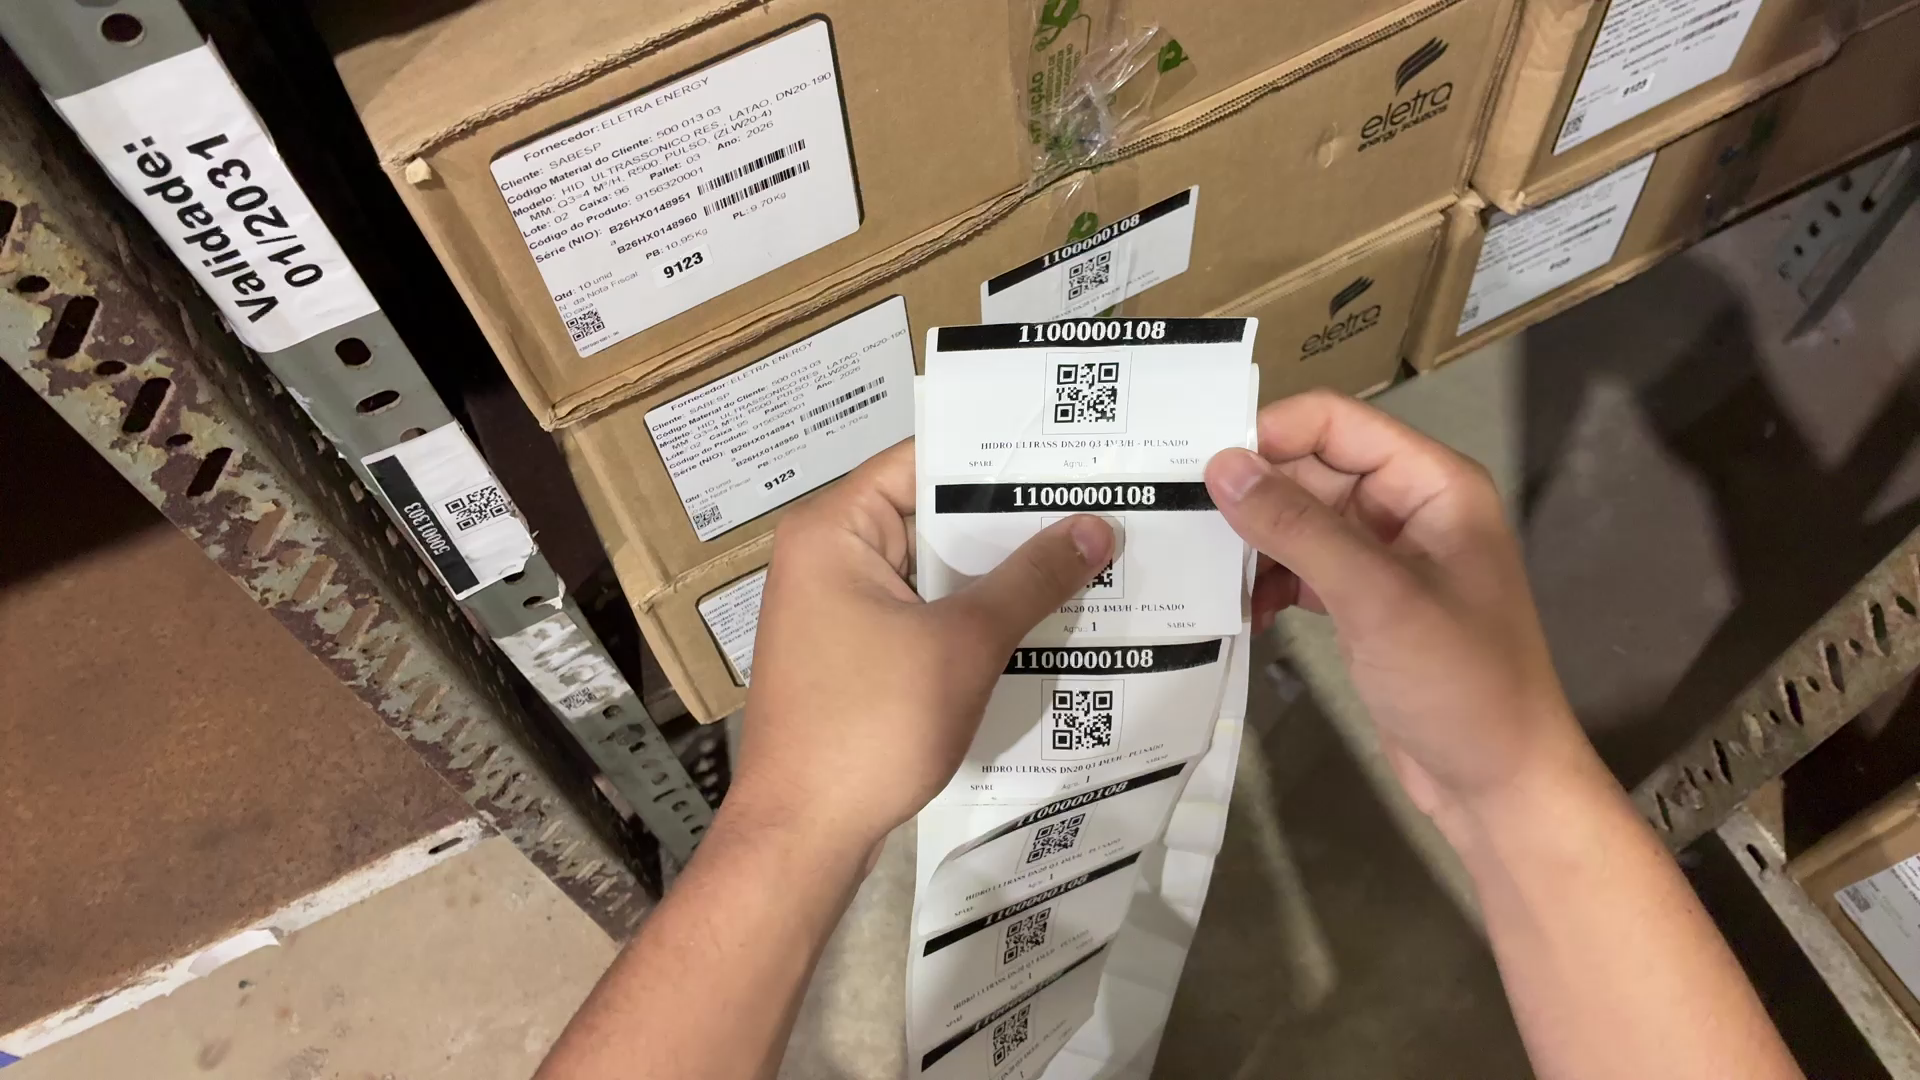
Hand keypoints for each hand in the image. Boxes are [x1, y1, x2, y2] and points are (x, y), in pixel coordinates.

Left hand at [726, 441, 1114, 853]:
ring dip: (994, 570)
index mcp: (834, 528)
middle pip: (928, 515)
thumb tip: (1097, 527)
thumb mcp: (962, 642)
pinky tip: (1034, 614)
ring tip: (1080, 553)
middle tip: (1091, 505)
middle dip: (1007, 520)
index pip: (922, 462)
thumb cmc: (873, 722)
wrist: (802, 836)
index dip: (995, 458)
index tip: (1065, 457)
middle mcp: (829, 554)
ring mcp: (838, 605)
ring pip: (930, 568)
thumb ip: (1030, 578)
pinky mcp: (852, 648)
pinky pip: (919, 610)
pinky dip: (968, 611)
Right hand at [1204, 391, 1588, 818]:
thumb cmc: (1457, 683)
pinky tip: (1246, 612)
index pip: (1333, 423)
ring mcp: (1379, 556)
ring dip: (1253, 543)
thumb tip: (1219, 466)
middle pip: (1307, 471)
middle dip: (1250, 494)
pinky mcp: (1359, 598)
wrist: (1496, 785)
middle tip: (1180, 518)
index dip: (1269, 433)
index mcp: (1428, 484)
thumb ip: (1296, 526)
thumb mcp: (1375, 596)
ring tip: (1207, 571)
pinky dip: (1268, 582)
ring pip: (1296, 521)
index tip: (1201, 465)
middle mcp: (1402, 508)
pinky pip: (1298, 566)